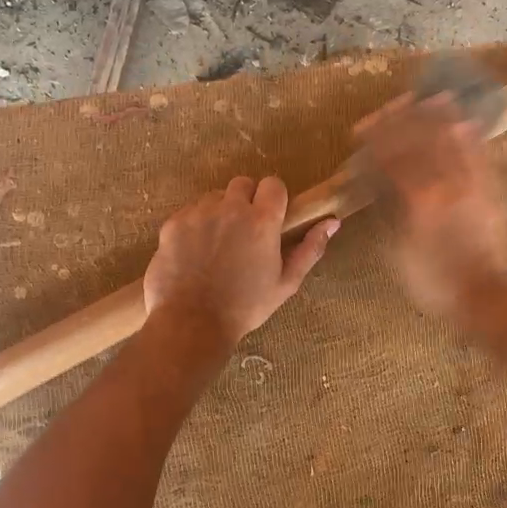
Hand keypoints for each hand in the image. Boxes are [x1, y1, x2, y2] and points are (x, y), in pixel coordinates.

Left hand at [142, 177, 338, 344]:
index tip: (272, 217)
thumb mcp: (287, 282)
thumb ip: (311, 248)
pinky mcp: (173, 224)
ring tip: (218, 243)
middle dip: (246, 201)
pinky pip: (189, 212)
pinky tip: (196, 251)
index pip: (273, 184)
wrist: (193, 323)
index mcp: (263, 221)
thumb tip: (333, 221)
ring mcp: (199, 214)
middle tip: (245, 230)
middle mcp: (231, 209)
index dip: (274, 198)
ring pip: (214, 197)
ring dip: (220, 212)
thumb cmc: (246, 306)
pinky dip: (195, 225)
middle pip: (242, 184)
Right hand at [354, 94, 506, 322]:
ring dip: (441, 117)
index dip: (376, 138)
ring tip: (432, 96)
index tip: (363, 128)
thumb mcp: (397, 250)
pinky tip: (466, 122)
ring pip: (454, 141)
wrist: (481, 294)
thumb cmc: (433, 281)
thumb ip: (388, 213)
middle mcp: (445, 185)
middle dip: (405, 119)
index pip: (392, 156)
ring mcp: (471, 185)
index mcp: (417, 199)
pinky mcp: (491, 191)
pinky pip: (481, 154)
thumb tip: (377, 186)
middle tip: (393, 104)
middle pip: (422, 140)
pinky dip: (471, 135)